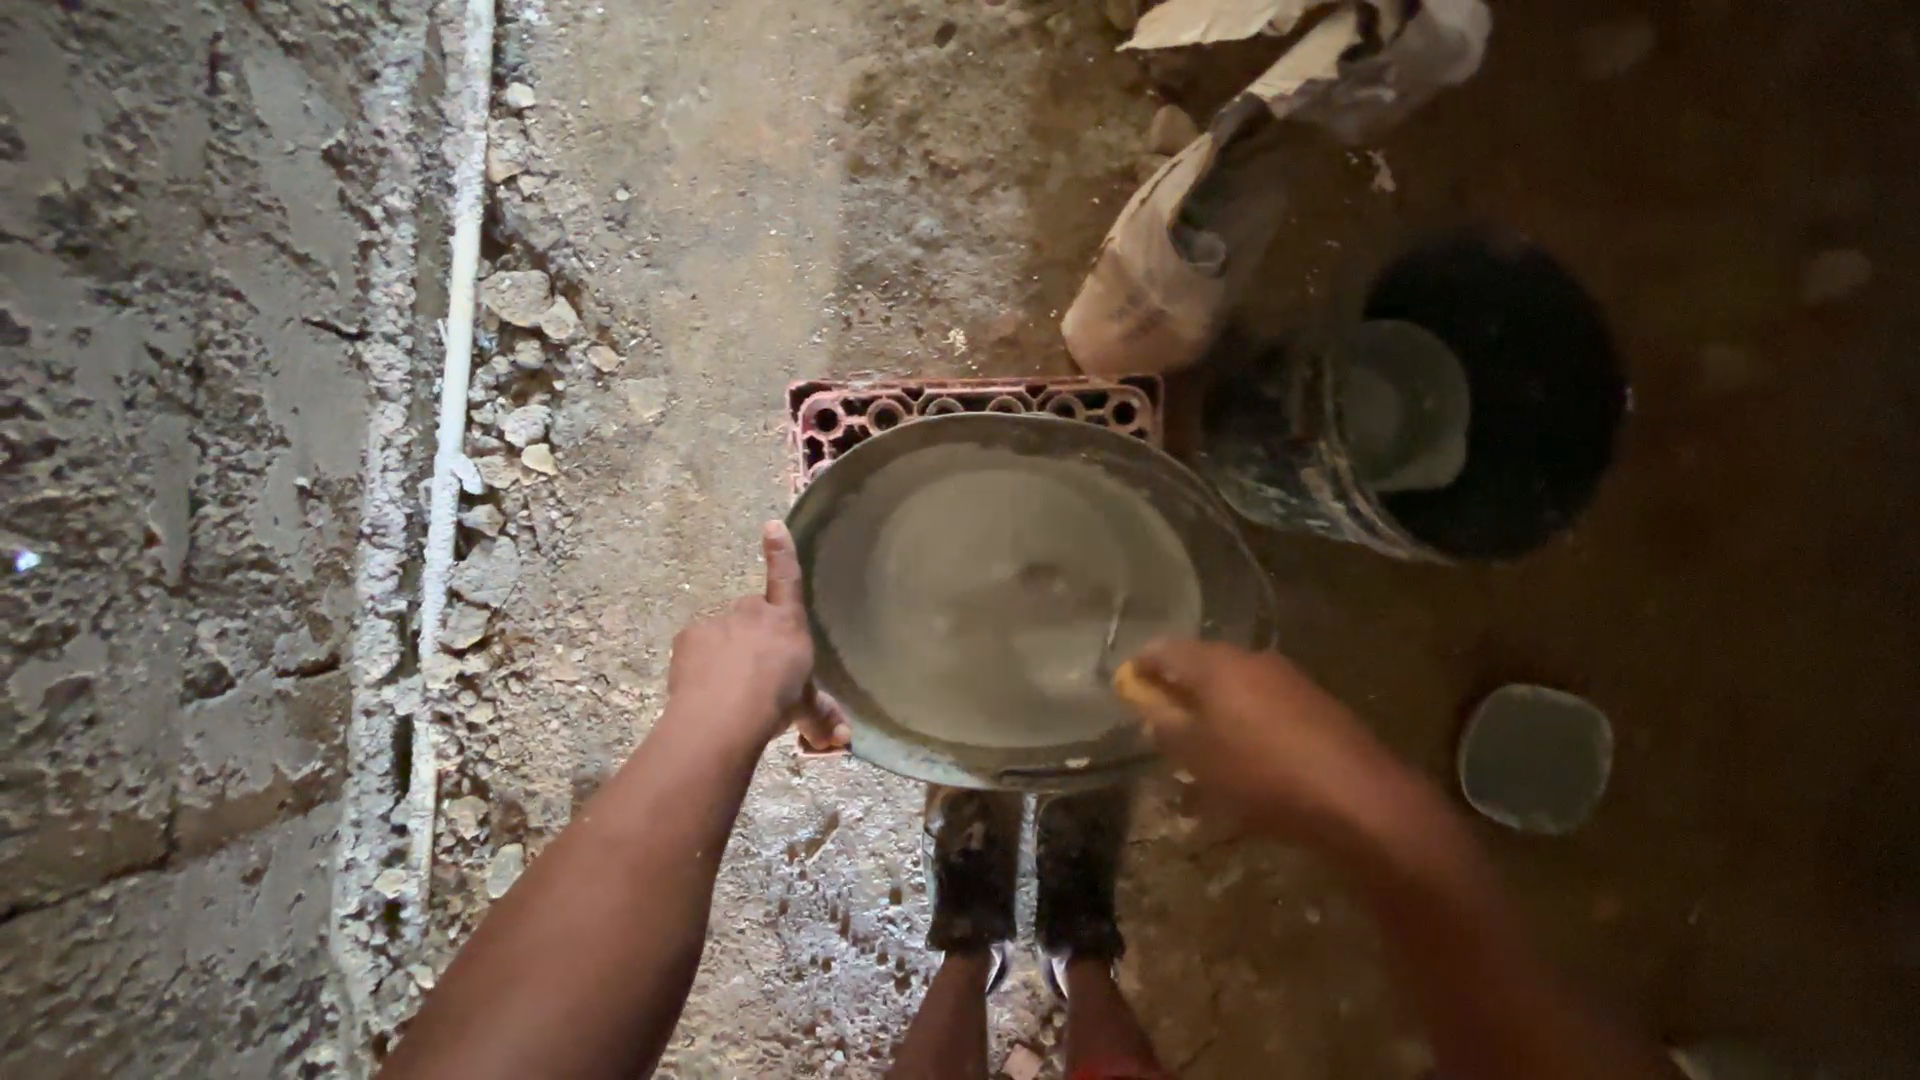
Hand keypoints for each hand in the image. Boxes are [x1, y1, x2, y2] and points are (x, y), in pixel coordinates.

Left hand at [664, 521, 850, 751]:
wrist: (722, 715)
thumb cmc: (774, 703)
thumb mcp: (803, 710)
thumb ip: (821, 718)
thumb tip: (843, 741)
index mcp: (787, 624)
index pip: (787, 578)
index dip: (781, 551)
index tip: (772, 525)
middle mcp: (753, 612)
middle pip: (752, 618)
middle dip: (752, 642)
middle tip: (753, 678)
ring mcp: (719, 621)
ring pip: (723, 634)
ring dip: (726, 655)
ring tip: (727, 692)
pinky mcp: (690, 635)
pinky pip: (699, 647)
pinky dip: (701, 664)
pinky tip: (704, 689)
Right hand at [1119, 641, 1409, 844]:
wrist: (1358, 798)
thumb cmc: (1259, 773)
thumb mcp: (1196, 756)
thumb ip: (1165, 725)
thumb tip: (1149, 705)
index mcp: (1216, 664)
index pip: (1164, 650)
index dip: (1141, 666)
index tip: (1127, 687)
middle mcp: (1252, 659)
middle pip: (1202, 664)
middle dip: (1178, 689)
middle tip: (1162, 719)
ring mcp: (1289, 679)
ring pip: (1235, 686)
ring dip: (1213, 708)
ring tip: (1202, 745)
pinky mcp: (1316, 704)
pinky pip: (1264, 704)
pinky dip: (1245, 721)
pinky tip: (1246, 757)